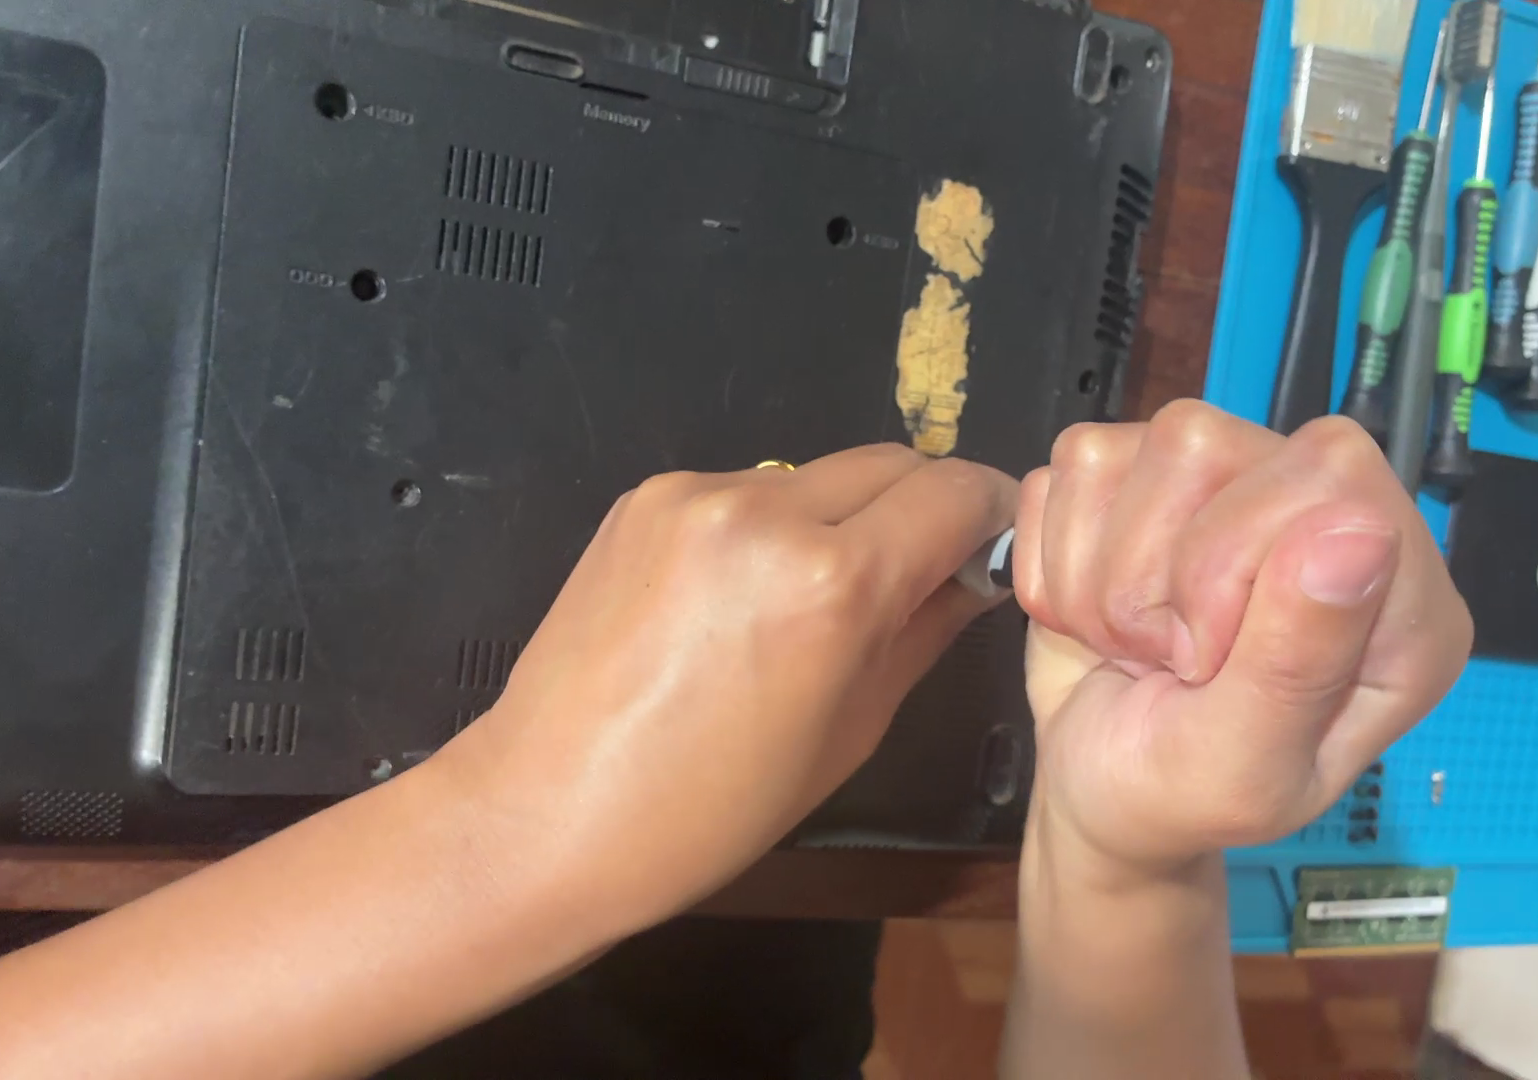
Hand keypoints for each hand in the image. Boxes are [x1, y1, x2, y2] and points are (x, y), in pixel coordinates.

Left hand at [433, 445, 1016, 927]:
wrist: (546, 811)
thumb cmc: (717, 804)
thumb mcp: (855, 726)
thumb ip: (928, 626)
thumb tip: (976, 572)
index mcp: (831, 582)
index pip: (953, 491)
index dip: (990, 510)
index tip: (990, 542)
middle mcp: (766, 510)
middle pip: (892, 461)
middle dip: (923, 506)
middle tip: (919, 567)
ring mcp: (696, 492)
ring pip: (819, 475)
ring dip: (844, 517)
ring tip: (813, 592)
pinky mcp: (647, 493)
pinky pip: (749, 491)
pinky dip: (774, 526)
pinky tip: (740, 590)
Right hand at [1016, 402, 1471, 886]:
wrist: (1094, 792)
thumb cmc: (1176, 794)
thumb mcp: (1247, 765)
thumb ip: (1301, 659)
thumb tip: (1358, 526)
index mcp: (1389, 586)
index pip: (1323, 467)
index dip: (1234, 556)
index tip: (1205, 657)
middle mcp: (1299, 511)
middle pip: (1197, 442)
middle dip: (1147, 575)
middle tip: (1164, 657)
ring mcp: (1204, 490)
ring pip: (1109, 452)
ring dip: (1092, 574)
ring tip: (1126, 642)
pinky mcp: (1120, 490)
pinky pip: (1058, 476)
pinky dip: (1050, 562)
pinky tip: (1084, 613)